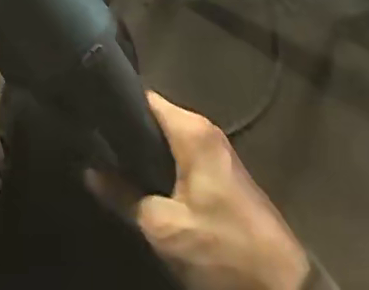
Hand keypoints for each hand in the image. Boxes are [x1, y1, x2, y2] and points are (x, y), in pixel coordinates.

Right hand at [88, 92, 309, 289]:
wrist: (280, 283)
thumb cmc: (221, 246)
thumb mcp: (165, 227)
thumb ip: (124, 196)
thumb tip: (90, 172)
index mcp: (192, 130)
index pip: (144, 98)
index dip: (115, 104)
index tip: (88, 115)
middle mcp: (204, 130)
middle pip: (154, 117)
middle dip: (125, 131)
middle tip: (91, 143)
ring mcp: (214, 151)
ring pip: (166, 139)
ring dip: (140, 152)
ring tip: (106, 161)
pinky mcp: (218, 173)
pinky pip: (179, 156)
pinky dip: (158, 164)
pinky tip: (136, 180)